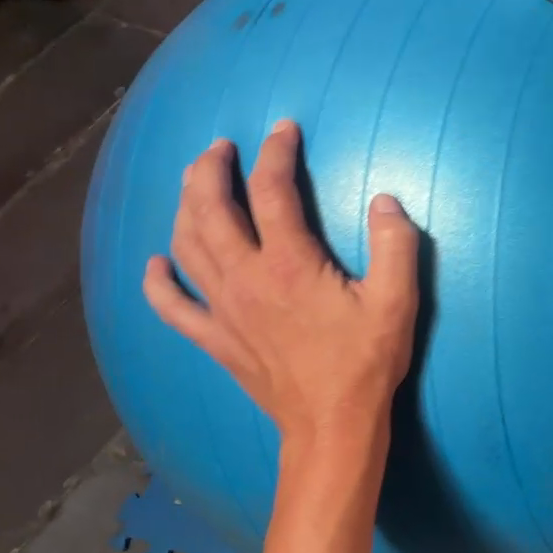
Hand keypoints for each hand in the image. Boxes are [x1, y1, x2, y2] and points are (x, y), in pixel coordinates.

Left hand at [143, 122, 420, 454]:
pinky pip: (172, 307)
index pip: (271, 190)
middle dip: (210, 169)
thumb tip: (386, 201)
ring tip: (192, 183)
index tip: (282, 129)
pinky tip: (155, 263)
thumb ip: (395, 245)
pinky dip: (158, 281)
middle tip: (220, 147)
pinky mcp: (215, 339)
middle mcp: (245, 278)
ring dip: (184, 207)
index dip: (275, 152)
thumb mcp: (397, 301)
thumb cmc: (366, 361)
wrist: (332, 424)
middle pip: (210, 209)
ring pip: (187, 246)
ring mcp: (222, 309)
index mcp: (289, 263)